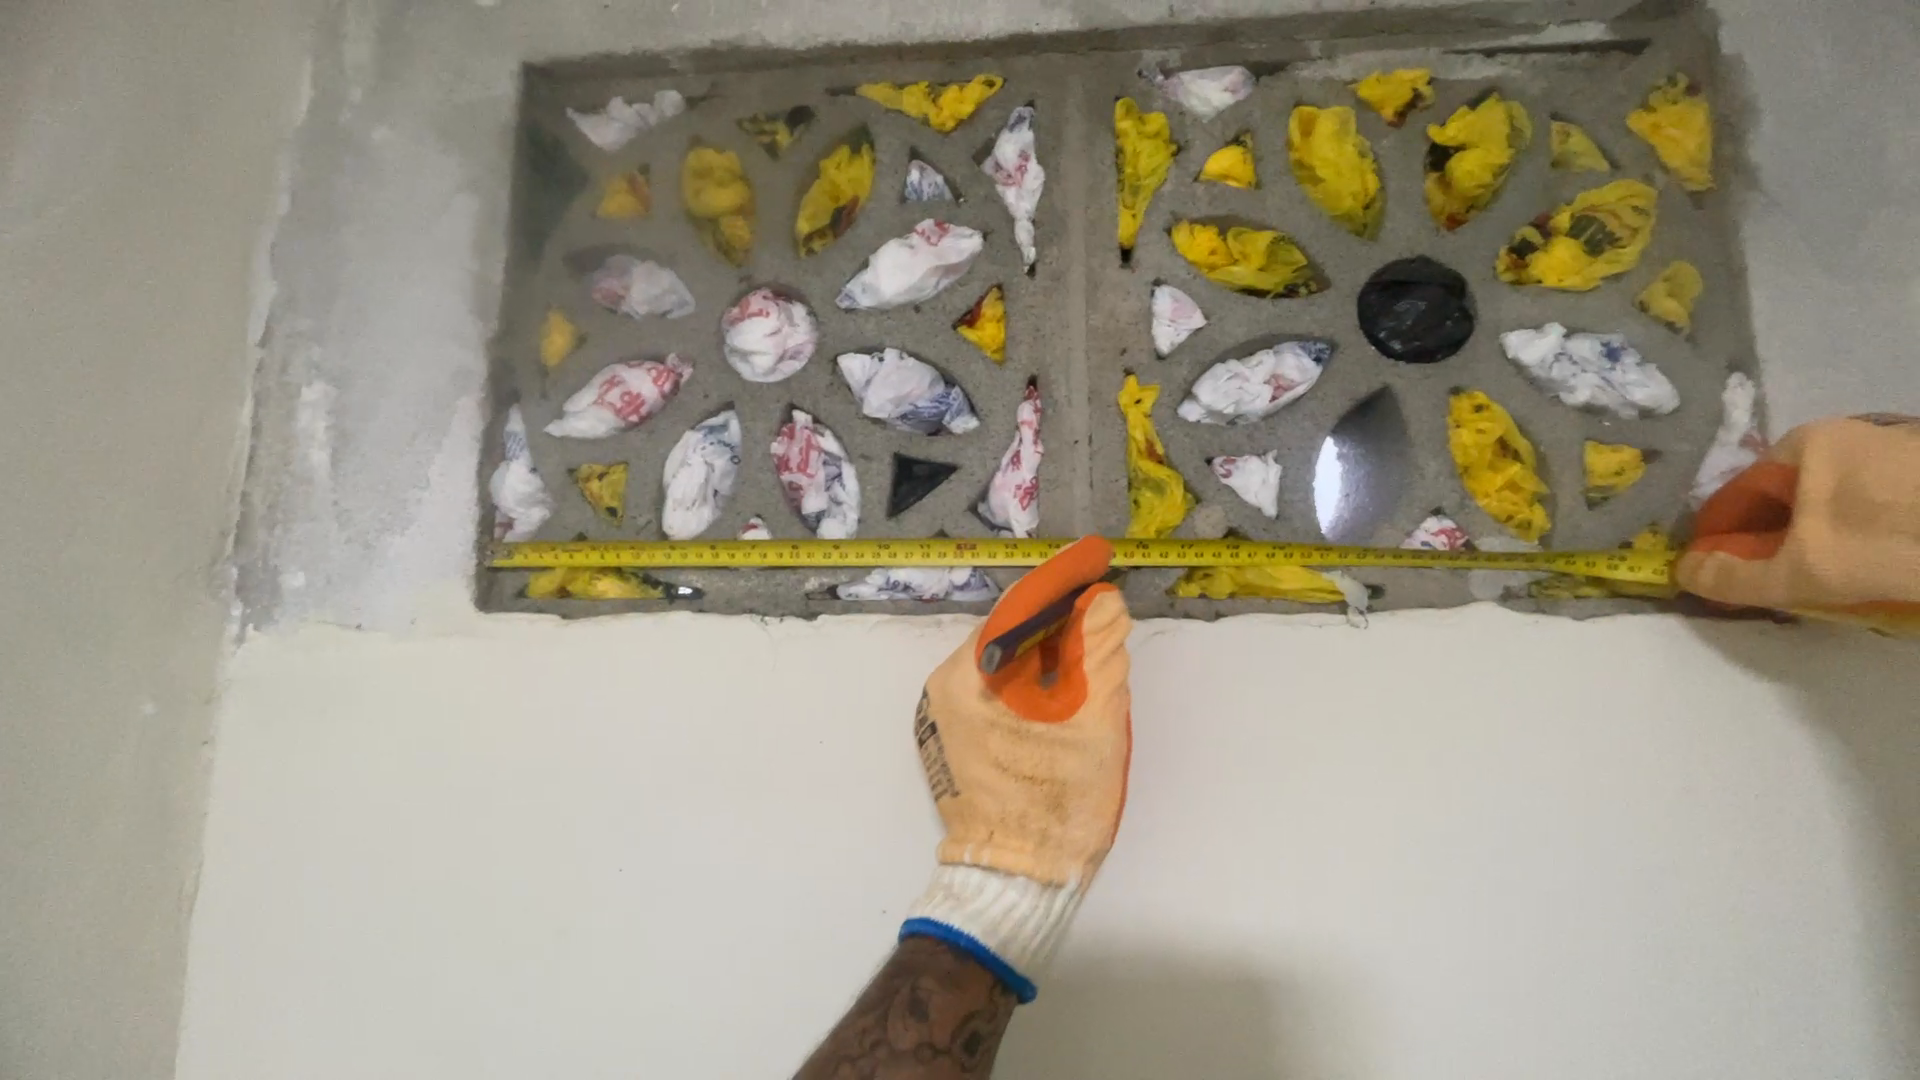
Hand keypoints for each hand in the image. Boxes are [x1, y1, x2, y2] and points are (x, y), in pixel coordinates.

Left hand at [900, 537, 1132, 1002]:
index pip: (1015, 611)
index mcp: (969, 679)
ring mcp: (947, 712)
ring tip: (1087, 645)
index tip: (1093, 567)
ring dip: (1045, 650)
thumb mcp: (1091, 729)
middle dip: (1056, 621)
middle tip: (1098, 613)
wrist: (1015, 879)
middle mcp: (948, 687)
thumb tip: (1105, 605)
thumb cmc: (1054, 806)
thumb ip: (1098, 660)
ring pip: (1003, 660)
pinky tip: (1060, 686)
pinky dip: (1029, 680)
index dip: (1059, 589)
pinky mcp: (956, 734)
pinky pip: (995, 688)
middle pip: (1008, 633)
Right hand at [1678, 414, 1919, 632]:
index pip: (1739, 495)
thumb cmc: (1899, 544)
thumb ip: (1731, 578)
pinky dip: (1878, 536)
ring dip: (1829, 540)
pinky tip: (1890, 566)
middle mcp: (1857, 434)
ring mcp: (1911, 449)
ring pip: (1843, 504)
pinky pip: (1890, 506)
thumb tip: (1686, 574)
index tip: (1721, 571)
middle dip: (1779, 539)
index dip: (1722, 537)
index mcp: (1807, 443)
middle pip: (1794, 498)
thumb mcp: (1803, 573)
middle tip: (1783, 580)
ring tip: (1841, 581)